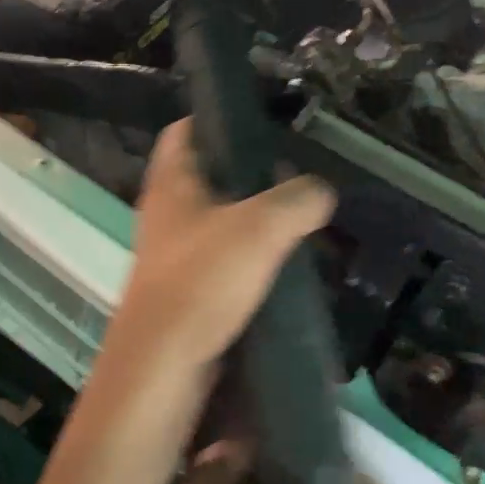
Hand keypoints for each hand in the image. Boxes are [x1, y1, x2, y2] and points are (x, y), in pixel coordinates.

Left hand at [113, 119, 336, 368]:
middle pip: (205, 177)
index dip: (214, 118)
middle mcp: (164, 212)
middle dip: (245, 176)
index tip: (255, 123)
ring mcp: (171, 254)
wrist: (164, 365)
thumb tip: (320, 192)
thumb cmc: (204, 279)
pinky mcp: (183, 292)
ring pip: (215, 222)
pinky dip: (247, 262)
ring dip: (251, 223)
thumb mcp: (262, 227)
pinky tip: (280, 271)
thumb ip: (297, 200)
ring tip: (295, 225)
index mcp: (171, 182)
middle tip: (290, 180)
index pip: (183, 130)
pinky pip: (219, 263)